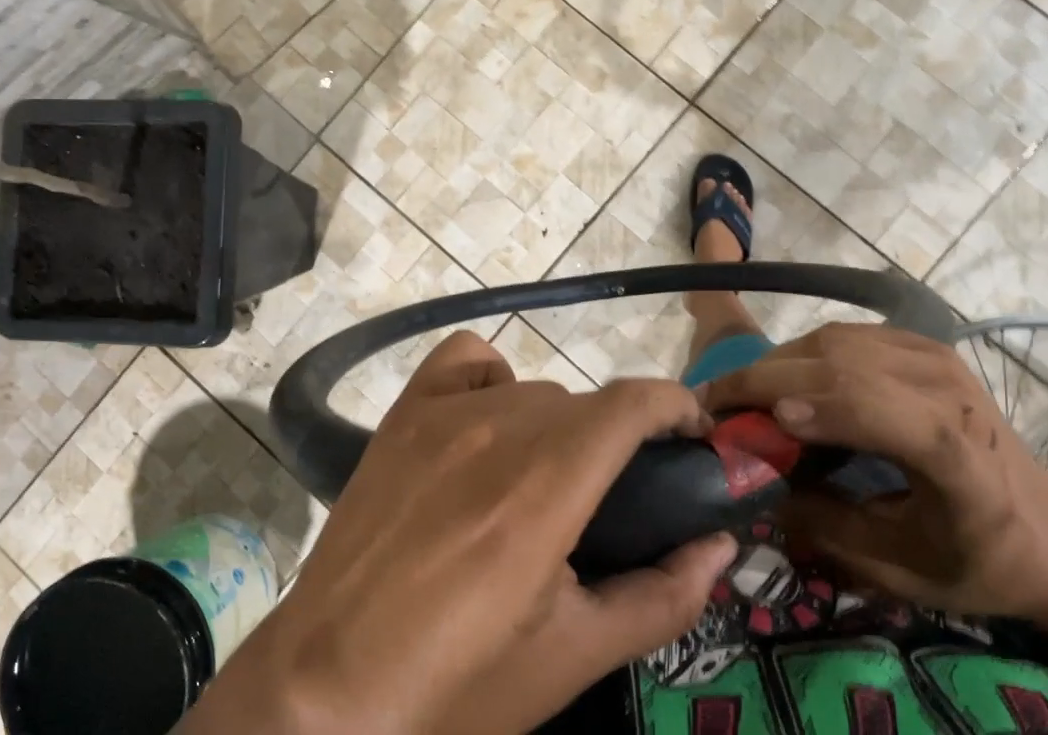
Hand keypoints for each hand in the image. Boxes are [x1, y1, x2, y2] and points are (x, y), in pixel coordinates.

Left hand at [189, 331, 737, 734]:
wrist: (329, 686)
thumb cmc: (457, 683)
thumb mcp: (574, 656)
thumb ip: (661, 596)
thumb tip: (719, 547)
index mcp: (546, 485)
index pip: (633, 402)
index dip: (678, 408)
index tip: (694, 440)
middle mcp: (497, 429)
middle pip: (587, 403)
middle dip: (621, 440)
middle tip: (617, 499)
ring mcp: (441, 415)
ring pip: (534, 388)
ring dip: (560, 424)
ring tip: (545, 482)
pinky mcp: (400, 417)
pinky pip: (466, 362)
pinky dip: (494, 379)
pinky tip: (488, 425)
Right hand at [697, 324, 1047, 624]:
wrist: (1046, 528)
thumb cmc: (975, 560)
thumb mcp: (902, 572)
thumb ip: (828, 528)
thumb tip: (758, 487)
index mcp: (964, 462)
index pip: (900, 419)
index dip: (833, 411)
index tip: (770, 423)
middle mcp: (953, 396)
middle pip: (850, 368)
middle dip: (771, 381)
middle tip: (712, 406)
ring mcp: (938, 361)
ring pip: (836, 341)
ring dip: (778, 363)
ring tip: (736, 394)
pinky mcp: (924, 346)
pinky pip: (844, 335)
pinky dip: (801, 354)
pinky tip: (779, 380)